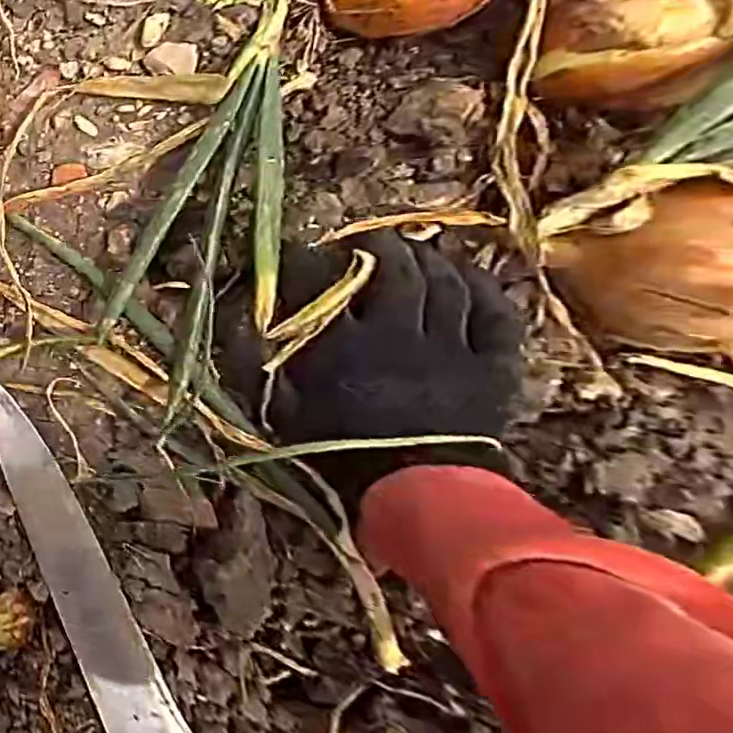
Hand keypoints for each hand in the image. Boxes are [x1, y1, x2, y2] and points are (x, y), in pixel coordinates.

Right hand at [252, 232, 522, 510]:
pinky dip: (482, 289)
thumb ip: (253, 359)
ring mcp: (451, 349)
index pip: (324, 280)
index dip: (308, 257)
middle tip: (362, 239)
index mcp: (342, 343)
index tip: (297, 251)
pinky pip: (495, 316)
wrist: (413, 493)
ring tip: (411, 249)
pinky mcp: (490, 368)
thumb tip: (237, 318)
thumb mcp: (276, 404)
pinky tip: (466, 276)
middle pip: (396, 270)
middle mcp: (398, 335)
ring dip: (427, 259)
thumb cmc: (334, 446)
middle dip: (378, 245)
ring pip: (446, 285)